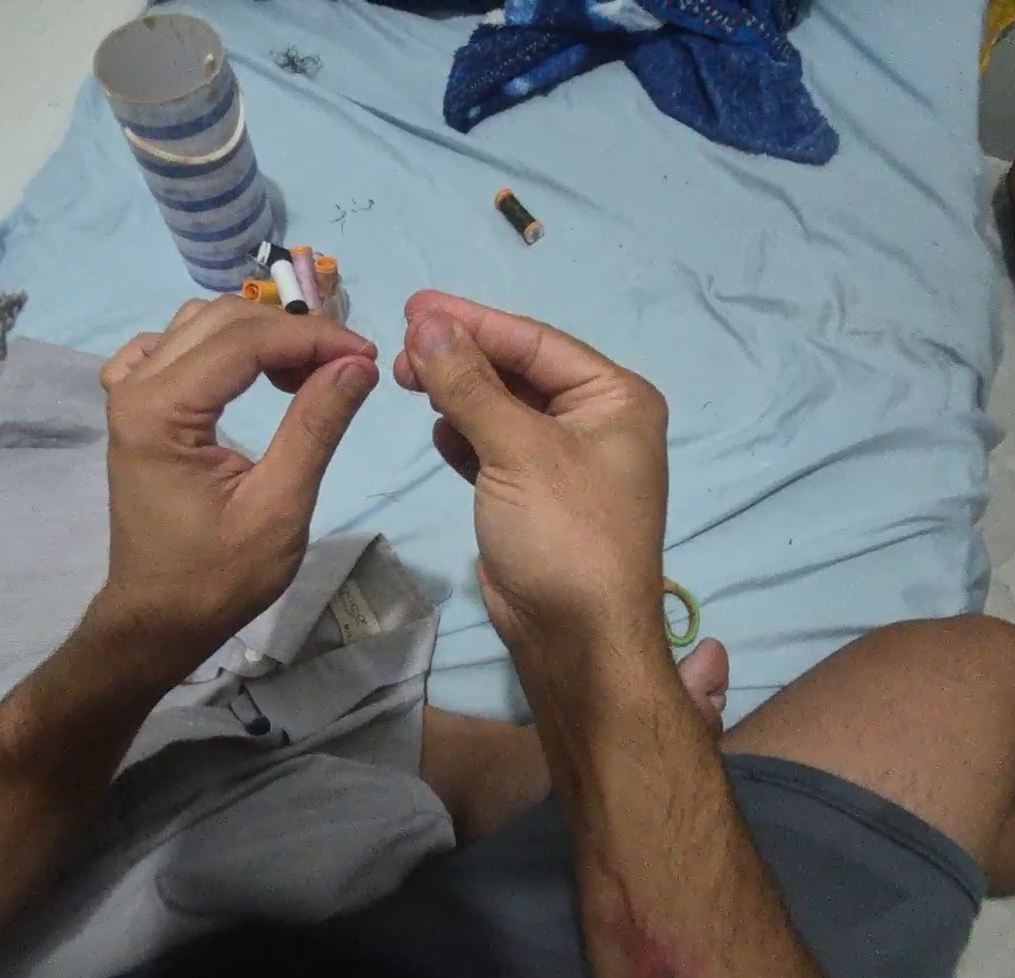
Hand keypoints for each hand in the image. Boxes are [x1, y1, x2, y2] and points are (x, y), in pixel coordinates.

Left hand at [94, 296, 378, 666]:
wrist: (160, 618)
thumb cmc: (219, 577)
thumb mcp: (280, 507)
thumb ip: (315, 427)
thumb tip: (358, 364)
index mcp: (160, 411)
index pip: (244, 341)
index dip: (314, 339)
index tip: (368, 356)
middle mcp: (134, 387)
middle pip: (223, 320)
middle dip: (294, 333)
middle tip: (350, 365)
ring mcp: (128, 393)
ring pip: (201, 324)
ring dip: (262, 336)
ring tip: (309, 374)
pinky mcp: (136, 408)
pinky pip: (177, 347)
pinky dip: (222, 348)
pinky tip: (248, 375)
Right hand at [393, 290, 669, 652]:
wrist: (573, 637)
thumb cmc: (564, 532)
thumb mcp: (518, 450)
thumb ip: (469, 383)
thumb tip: (425, 325)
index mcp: (614, 398)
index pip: (535, 342)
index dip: (473, 321)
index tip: (414, 304)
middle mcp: (593, 422)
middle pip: (516, 372)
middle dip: (459, 358)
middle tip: (399, 349)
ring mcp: (562, 461)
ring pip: (500, 409)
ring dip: (457, 394)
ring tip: (406, 379)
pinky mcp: (531, 494)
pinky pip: (492, 448)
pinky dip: (465, 436)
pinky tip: (438, 427)